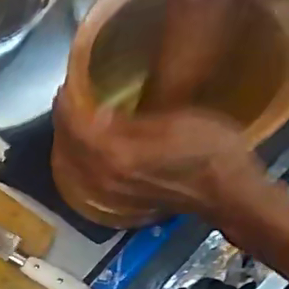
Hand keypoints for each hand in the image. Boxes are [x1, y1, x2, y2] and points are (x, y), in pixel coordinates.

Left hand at [52, 105, 260, 218]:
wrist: (224, 193)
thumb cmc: (210, 150)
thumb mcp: (176, 123)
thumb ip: (128, 123)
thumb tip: (95, 114)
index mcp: (116, 155)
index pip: (77, 128)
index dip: (68, 107)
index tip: (65, 88)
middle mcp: (100, 177)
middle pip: (67, 147)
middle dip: (63, 122)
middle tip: (65, 101)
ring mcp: (101, 192)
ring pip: (67, 164)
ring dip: (63, 142)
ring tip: (69, 120)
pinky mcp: (107, 200)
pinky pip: (75, 177)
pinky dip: (70, 160)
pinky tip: (75, 148)